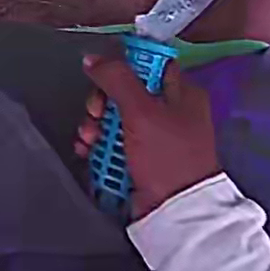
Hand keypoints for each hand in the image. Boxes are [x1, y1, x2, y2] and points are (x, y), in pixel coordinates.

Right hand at [76, 55, 221, 220]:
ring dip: (95, 126)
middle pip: (124, 91)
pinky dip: (97, 144)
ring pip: (113, 117)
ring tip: (89, 139)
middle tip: (96, 114)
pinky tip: (87, 150)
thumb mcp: (141, 111)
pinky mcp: (139, 157)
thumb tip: (92, 58)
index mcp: (181, 93)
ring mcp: (153, 136)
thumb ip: (116, 79)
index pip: (147, 63)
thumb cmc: (166, 156)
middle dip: (101, 102)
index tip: (103, 78)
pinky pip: (111, 140)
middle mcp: (169, 111)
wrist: (176, 213)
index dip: (122, 67)